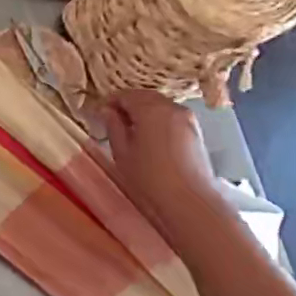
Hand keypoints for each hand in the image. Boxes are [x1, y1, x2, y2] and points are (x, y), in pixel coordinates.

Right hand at [101, 90, 228, 238]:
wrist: (188, 200)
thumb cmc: (149, 177)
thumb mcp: (122, 152)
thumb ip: (113, 126)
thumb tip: (108, 111)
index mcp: (150, 108)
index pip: (126, 95)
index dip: (110, 101)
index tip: (100, 113)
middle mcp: (171, 106)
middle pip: (145, 97)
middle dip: (128, 104)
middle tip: (113, 121)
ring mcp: (187, 117)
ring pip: (160, 105)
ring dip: (144, 112)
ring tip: (132, 130)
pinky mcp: (195, 130)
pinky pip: (171, 116)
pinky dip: (158, 120)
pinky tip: (151, 138)